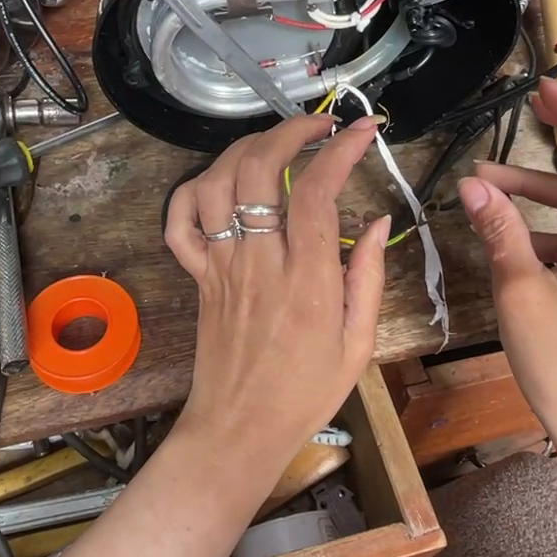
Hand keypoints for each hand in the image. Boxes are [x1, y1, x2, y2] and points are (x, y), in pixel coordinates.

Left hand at [164, 115, 389, 476]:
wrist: (238, 429)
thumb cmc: (305, 393)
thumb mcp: (358, 344)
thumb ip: (368, 277)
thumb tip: (376, 222)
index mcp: (307, 280)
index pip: (318, 191)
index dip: (340, 150)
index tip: (362, 131)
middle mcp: (259, 261)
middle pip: (258, 169)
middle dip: (289, 131)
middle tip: (319, 127)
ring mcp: (221, 265)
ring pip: (215, 183)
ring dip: (244, 149)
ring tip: (276, 144)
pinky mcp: (198, 276)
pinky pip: (180, 223)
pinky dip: (191, 192)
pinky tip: (220, 184)